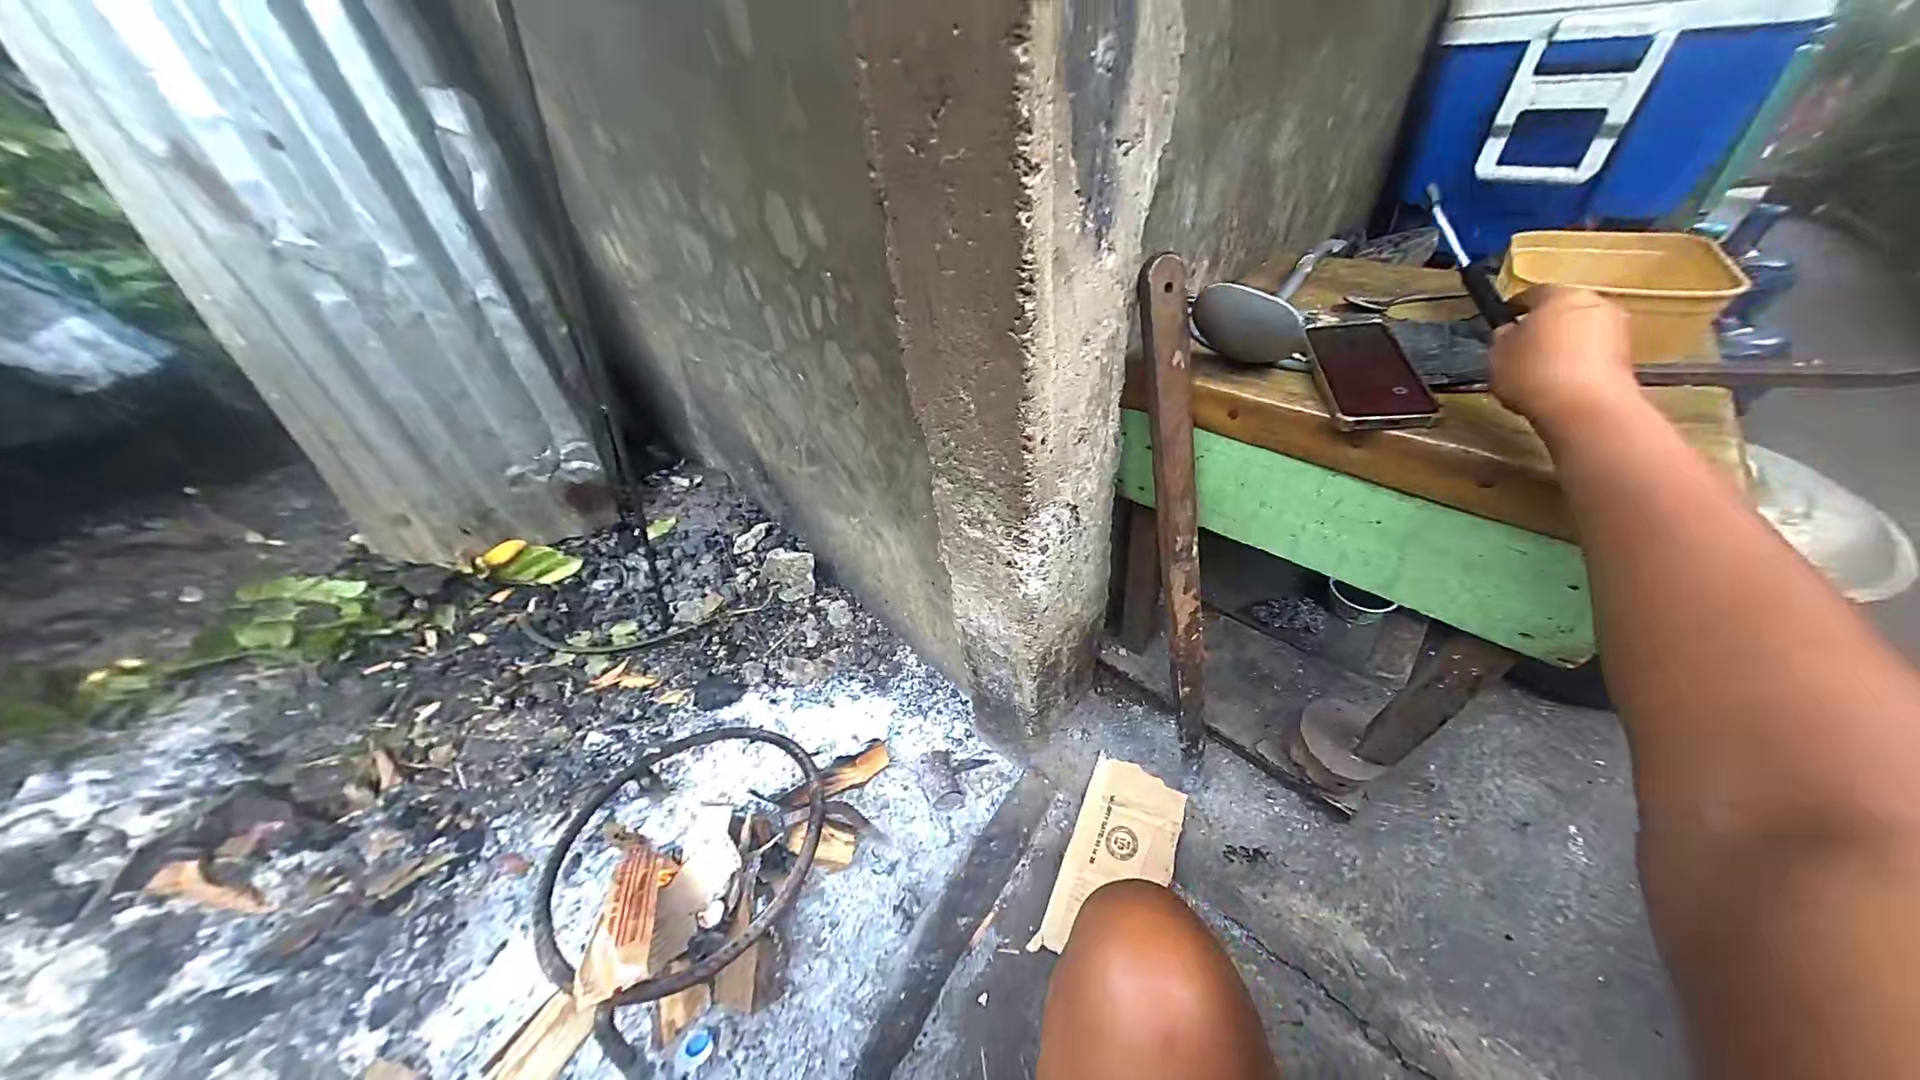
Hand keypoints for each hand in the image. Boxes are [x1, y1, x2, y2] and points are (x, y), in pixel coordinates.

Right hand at [1489, 285, 1639, 426]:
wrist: (1582, 405)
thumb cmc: (1531, 373)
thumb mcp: (1497, 354)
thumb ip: (1503, 337)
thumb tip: (1510, 330)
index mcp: (1560, 296)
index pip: (1533, 293)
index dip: (1514, 307)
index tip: (1503, 320)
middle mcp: (1595, 303)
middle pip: (1563, 309)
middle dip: (1544, 324)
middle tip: (1522, 345)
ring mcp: (1617, 327)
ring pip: (1580, 329)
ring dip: (1562, 342)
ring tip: (1539, 366)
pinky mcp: (1626, 353)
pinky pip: (1592, 350)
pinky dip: (1577, 359)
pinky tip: (1558, 378)